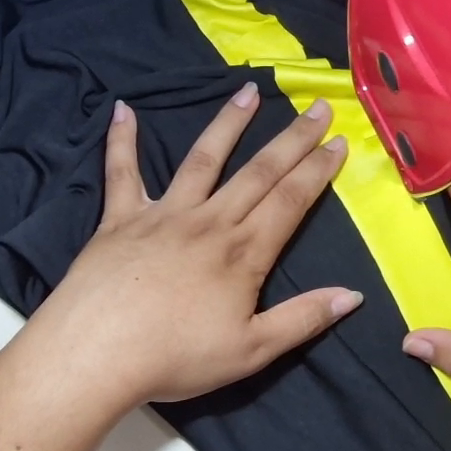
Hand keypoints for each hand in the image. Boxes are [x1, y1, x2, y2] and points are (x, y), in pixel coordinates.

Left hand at [20, 83, 359, 410]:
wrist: (97, 354)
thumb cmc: (177, 357)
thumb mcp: (252, 351)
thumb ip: (303, 319)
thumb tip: (354, 295)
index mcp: (244, 253)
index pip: (291, 201)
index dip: (318, 170)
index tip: (339, 142)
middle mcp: (209, 222)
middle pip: (259, 172)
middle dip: (293, 138)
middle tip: (318, 107)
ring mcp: (163, 215)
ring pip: (203, 160)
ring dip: (228, 124)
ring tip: (248, 92)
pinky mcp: (120, 220)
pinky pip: (122, 173)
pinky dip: (122, 141)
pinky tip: (123, 110)